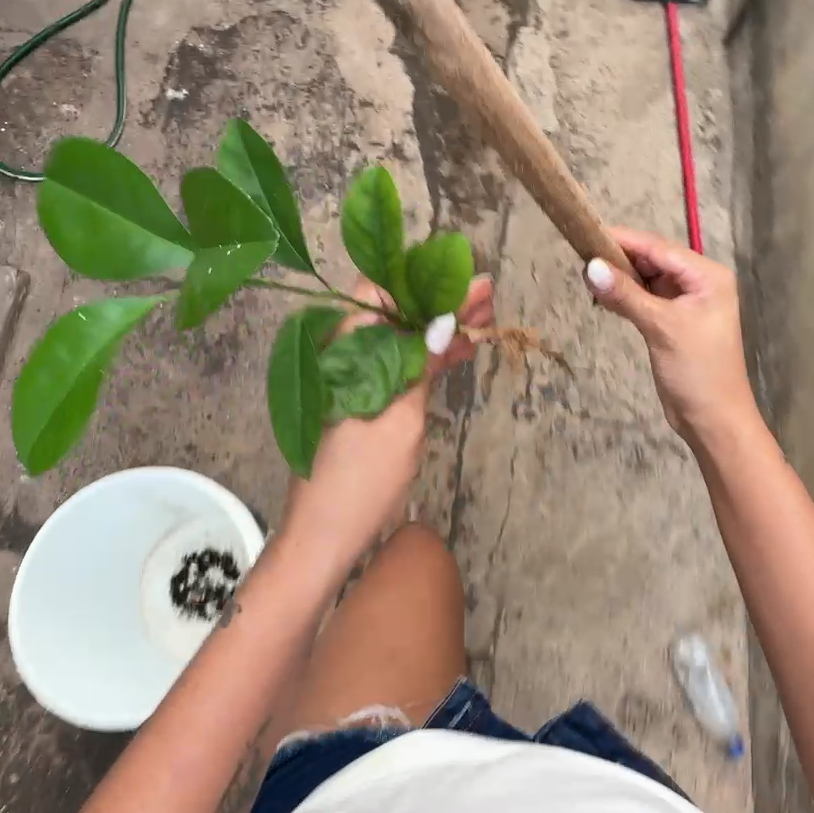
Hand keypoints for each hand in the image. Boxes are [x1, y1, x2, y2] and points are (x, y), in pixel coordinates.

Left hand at [283, 277, 493, 560]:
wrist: (324, 535)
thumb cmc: (361, 478)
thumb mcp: (401, 417)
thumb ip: (422, 362)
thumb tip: (448, 318)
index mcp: (342, 348)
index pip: (379, 289)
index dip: (423, 279)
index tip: (465, 278)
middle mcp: (342, 354)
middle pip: (394, 312)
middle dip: (440, 301)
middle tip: (488, 296)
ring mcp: (352, 378)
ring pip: (400, 337)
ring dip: (439, 328)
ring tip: (487, 318)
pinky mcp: (362, 399)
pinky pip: (398, 364)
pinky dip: (427, 357)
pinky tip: (462, 350)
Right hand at [584, 227, 757, 441]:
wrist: (713, 419)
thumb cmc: (696, 370)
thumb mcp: (661, 327)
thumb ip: (626, 294)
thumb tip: (590, 266)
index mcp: (707, 276)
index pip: (658, 248)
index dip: (623, 240)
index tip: (586, 232)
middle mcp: (698, 282)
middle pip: (652, 259)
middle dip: (619, 258)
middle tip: (580, 256)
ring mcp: (685, 302)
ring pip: (646, 279)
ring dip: (619, 278)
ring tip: (586, 276)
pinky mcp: (671, 322)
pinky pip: (644, 299)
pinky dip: (625, 296)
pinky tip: (601, 296)